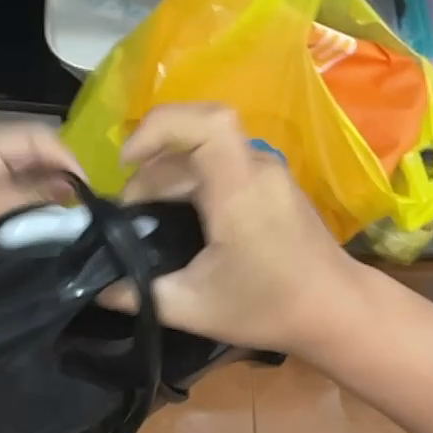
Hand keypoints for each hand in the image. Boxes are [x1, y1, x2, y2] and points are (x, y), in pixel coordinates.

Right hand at [109, 104, 363, 353]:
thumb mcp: (196, 308)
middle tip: (128, 212)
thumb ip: (140, 294)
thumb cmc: (270, 308)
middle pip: (193, 140)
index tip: (128, 162)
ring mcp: (268, 172)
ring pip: (207, 150)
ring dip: (170, 171)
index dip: (159, 127)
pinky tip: (178, 213)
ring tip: (146, 212)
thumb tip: (95, 286)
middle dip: (151, 167)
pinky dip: (192, 177)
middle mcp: (256, 169)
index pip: (205, 123)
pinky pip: (224, 162)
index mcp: (239, 190)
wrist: (337, 310)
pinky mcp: (273, 183)